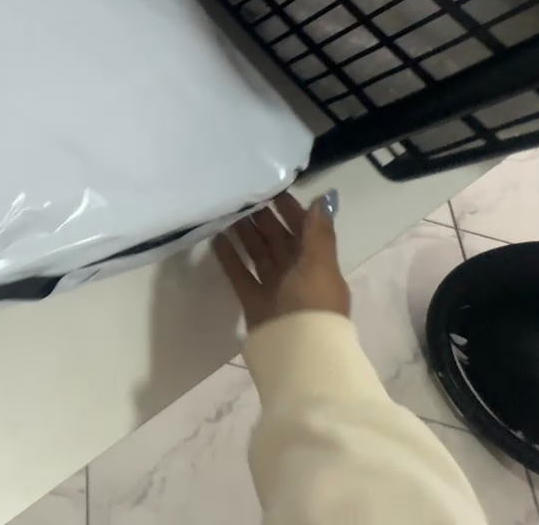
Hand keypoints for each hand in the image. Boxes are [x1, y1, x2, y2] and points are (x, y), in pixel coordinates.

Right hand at [212, 192, 349, 329]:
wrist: (297, 348)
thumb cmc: (313, 302)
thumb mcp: (320, 265)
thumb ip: (318, 233)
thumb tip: (322, 199)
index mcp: (318, 266)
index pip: (304, 231)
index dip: (291, 211)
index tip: (271, 189)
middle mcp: (298, 275)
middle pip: (279, 241)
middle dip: (265, 219)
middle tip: (242, 197)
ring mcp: (274, 287)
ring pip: (259, 254)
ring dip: (245, 234)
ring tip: (225, 213)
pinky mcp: (253, 298)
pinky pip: (240, 272)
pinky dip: (229, 256)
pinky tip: (216, 239)